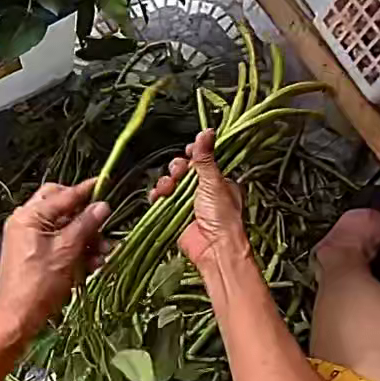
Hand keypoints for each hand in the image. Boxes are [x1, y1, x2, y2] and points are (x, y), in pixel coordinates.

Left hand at [0, 179, 110, 346]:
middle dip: (86, 218)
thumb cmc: (38, 284)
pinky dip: (77, 251)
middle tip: (104, 227)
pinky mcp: (36, 256)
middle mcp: (27, 223)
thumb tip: (103, 206)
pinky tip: (93, 263)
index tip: (106, 184)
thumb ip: (86, 225)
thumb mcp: (67, 251)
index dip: (86, 191)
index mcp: (29, 216)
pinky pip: (61, 245)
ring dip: (87, 238)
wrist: (18, 318)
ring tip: (103, 253)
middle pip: (63, 208)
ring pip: (65, 228)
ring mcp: (31, 240)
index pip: (63, 195)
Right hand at [148, 129, 248, 269]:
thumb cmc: (222, 217)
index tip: (188, 151)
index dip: (193, 155)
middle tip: (178, 173)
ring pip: (171, 184)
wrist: (214, 249)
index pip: (202, 161)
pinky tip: (158, 196)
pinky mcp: (176, 216)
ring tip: (168, 187)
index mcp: (218, 180)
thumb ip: (206, 157)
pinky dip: (158, 197)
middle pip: (183, 171)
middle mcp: (203, 191)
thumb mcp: (213, 181)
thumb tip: (207, 131)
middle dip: (177, 169)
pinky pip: (162, 201)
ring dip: (166, 182)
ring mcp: (188, 204)